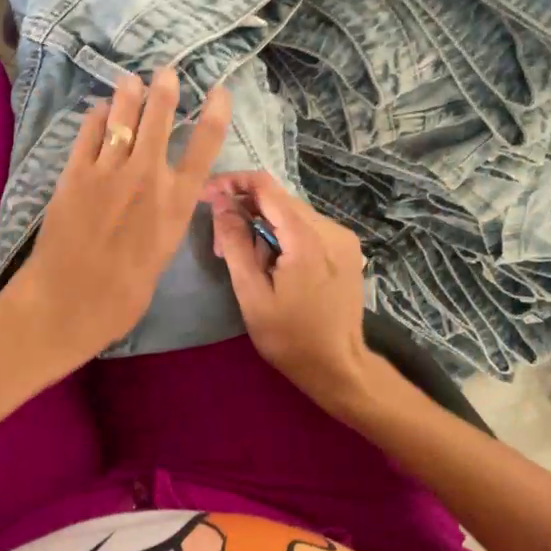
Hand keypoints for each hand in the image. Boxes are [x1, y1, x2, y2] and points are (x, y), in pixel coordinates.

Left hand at [4, 68, 232, 362]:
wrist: (70, 300)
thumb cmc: (121, 295)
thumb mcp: (160, 255)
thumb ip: (163, 219)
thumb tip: (161, 199)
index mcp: (176, 204)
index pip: (204, 147)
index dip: (214, 114)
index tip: (219, 91)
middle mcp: (147, 178)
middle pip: (159, 121)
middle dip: (164, 92)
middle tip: (165, 71)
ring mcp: (108, 172)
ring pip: (123, 120)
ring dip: (129, 96)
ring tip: (131, 79)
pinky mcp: (74, 174)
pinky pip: (89, 135)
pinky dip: (96, 118)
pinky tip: (99, 109)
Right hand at [203, 171, 379, 412]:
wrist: (339, 368)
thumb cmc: (290, 336)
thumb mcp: (252, 293)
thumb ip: (236, 243)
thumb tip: (219, 203)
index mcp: (307, 239)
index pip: (265, 187)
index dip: (231, 183)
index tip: (205, 195)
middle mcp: (330, 230)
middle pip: (277, 199)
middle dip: (243, 212)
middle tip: (220, 246)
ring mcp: (342, 239)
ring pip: (290, 213)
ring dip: (260, 226)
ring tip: (242, 260)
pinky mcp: (345, 250)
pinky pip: (305, 228)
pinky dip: (280, 236)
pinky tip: (268, 263)